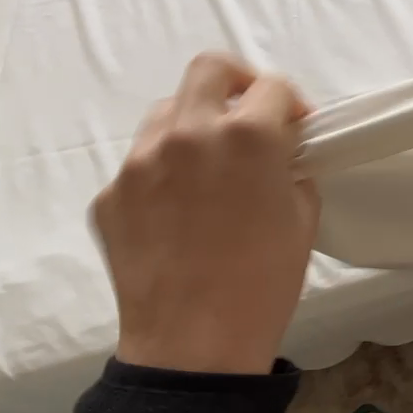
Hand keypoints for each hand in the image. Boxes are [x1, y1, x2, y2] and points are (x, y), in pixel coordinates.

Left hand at [91, 53, 319, 374]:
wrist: (194, 343)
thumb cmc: (266, 277)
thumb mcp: (302, 211)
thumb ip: (290, 164)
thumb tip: (279, 150)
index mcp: (247, 135)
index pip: (273, 86)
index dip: (292, 104)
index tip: (298, 129)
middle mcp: (188, 134)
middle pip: (210, 69)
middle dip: (239, 82)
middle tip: (252, 118)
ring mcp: (138, 162)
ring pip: (168, 112)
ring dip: (197, 123)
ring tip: (211, 164)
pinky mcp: (109, 195)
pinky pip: (141, 162)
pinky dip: (166, 170)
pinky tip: (181, 210)